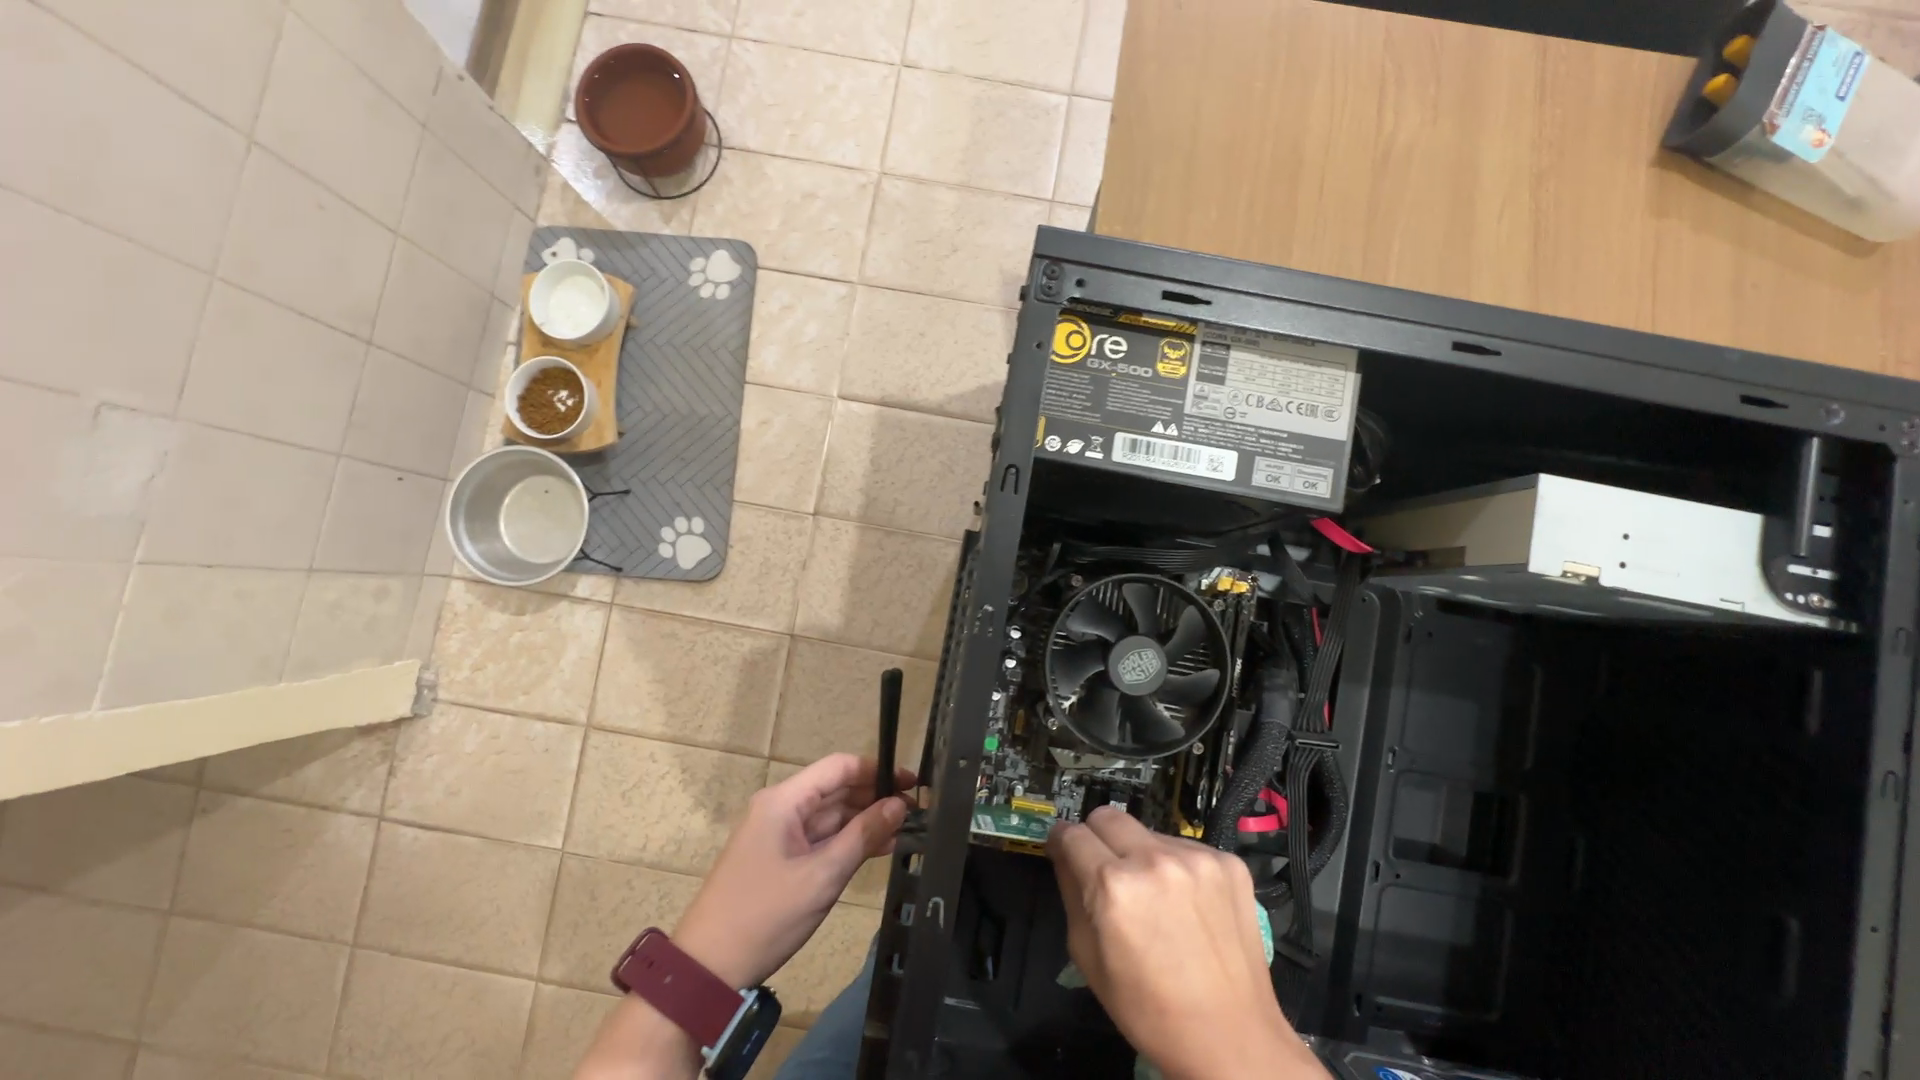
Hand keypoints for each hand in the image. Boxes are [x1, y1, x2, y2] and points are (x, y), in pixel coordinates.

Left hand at [675, 753, 914, 987]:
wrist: (710, 965)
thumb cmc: (766, 914)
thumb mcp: (822, 875)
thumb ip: (863, 835)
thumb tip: (898, 805)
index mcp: (784, 801)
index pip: (839, 767)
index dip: (878, 770)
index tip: (914, 782)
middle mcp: (781, 808)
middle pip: (836, 789)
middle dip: (875, 796)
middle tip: (918, 809)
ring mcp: (779, 833)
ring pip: (831, 815)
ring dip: (865, 820)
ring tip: (907, 829)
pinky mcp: (780, 857)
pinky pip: (821, 838)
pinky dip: (849, 840)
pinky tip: (880, 848)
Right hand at [1047, 806, 1328, 1079]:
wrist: (1230, 1036)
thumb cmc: (1148, 1008)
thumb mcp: (1087, 957)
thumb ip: (1070, 893)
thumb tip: (1064, 854)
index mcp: (1113, 886)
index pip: (1072, 834)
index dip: (1062, 843)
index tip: (1064, 852)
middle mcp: (1155, 859)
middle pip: (1107, 816)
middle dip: (1097, 838)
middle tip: (1105, 871)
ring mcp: (1197, 858)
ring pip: (1148, 833)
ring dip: (1141, 854)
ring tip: (1156, 899)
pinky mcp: (1229, 863)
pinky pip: (1185, 848)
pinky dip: (1177, 867)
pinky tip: (1187, 906)